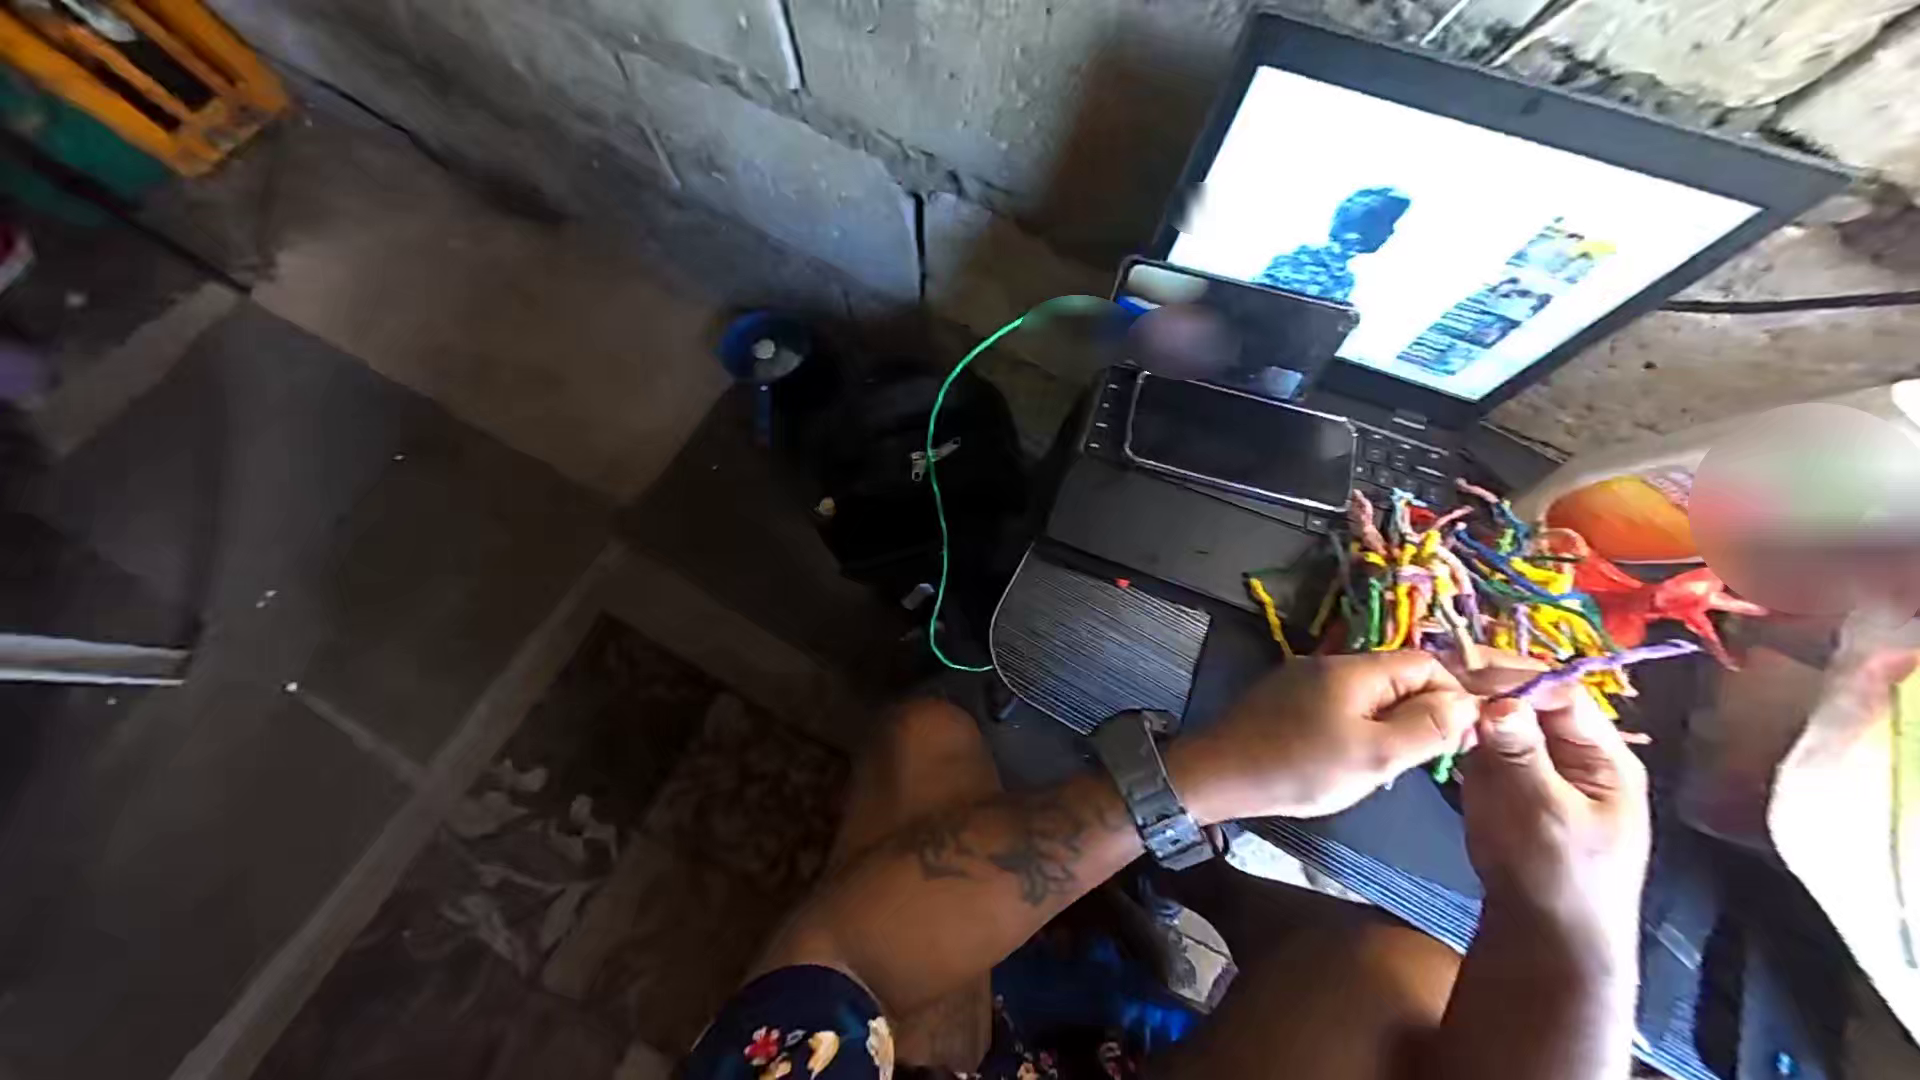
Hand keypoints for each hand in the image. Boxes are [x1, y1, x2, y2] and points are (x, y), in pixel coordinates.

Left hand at [1169, 652, 1478, 822]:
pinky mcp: (1284, 698)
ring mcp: (1301, 679)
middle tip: (1419, 757)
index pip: (1423, 662)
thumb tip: (1466, 702)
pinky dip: (1355, 726)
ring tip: (1383, 763)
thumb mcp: (1377, 754)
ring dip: (1386, 724)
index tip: (1459, 736)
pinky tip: (1346, 757)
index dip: (1451, 694)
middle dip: (1418, 712)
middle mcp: (1326, 664)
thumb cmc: (1301, 766)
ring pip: (1366, 694)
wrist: (1222, 771)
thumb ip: (1428, 726)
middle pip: (1394, 676)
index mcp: (1351, 669)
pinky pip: (1336, 704)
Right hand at [1455, 658, 1650, 963]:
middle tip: (1434, 674)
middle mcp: (1568, 747)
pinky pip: (1478, 732)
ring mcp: (1531, 757)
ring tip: (1424, 689)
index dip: (1514, 679)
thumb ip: (1522, 756)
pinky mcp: (1500, 769)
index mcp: (1601, 756)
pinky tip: (1428, 713)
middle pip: (1527, 696)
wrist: (1541, 926)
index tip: (1463, 674)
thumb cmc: (1557, 873)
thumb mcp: (1544, 813)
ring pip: (1498, 710)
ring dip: (1464, 698)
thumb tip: (1500, 703)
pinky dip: (1455, 720)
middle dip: (1483, 682)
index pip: (1561, 694)